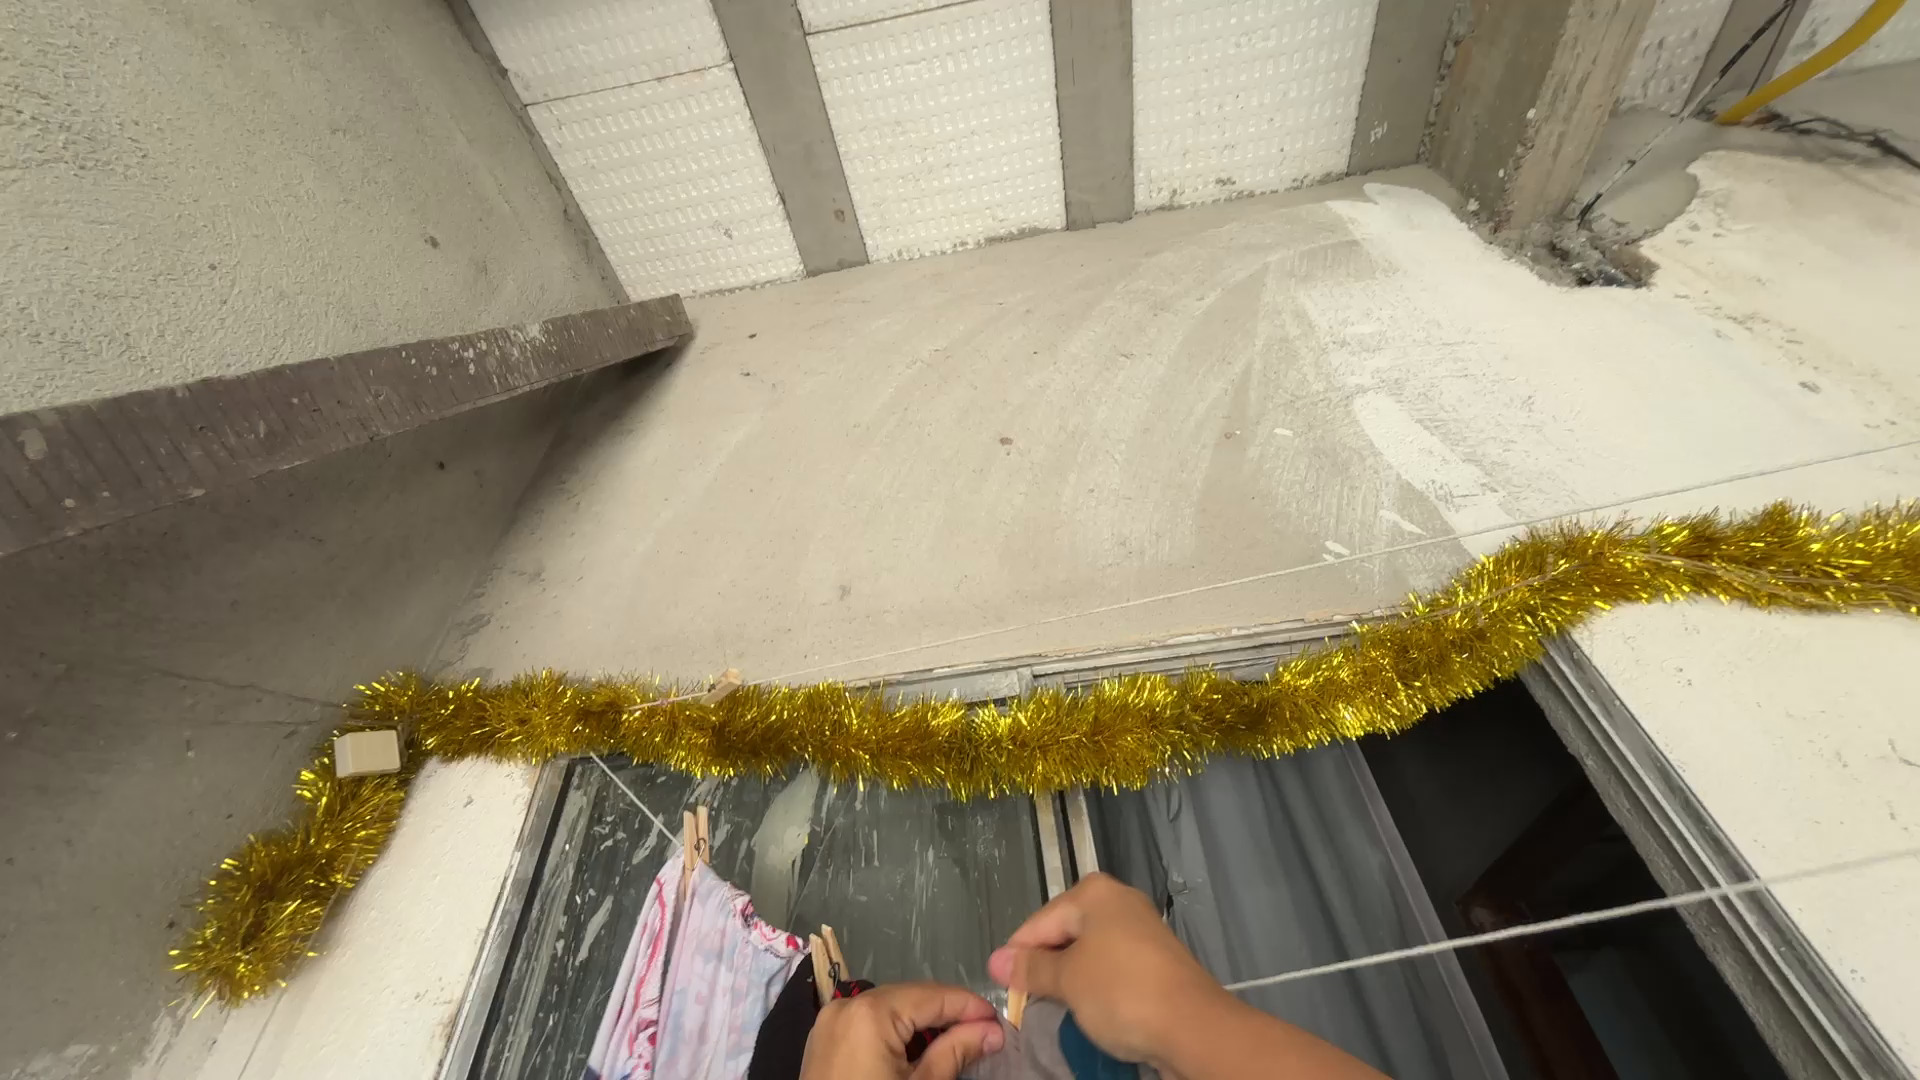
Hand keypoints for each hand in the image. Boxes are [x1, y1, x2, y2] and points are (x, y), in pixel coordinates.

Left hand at [798, 981, 1004, 1079]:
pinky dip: (896, 1031)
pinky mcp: (825, 1039)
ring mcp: (831, 1021)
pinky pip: (869, 1022)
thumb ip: (956, 1052)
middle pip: (911, 997)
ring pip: (891, 1008)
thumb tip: (991, 1031)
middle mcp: (847, 1004)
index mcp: (871, 1011)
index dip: (969, 1005)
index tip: (999, 1019)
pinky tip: (920, 1048)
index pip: (932, 995)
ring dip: (924, 1022)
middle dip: (947, 1013)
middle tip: (984, 1031)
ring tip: (958, 1038)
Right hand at [987, 873, 1233, 1064]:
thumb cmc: (1122, 992)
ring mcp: (1140, 927)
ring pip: (1088, 950)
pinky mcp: (1156, 956)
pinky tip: (1092, 1007)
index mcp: (1093, 892)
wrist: (1194, 1027)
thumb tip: (996, 960)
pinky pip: (1112, 964)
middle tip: (1030, 1000)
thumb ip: (1030, 968)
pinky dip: (1098, 983)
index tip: (1005, 989)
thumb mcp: (1067, 980)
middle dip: (1046, 965)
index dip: (1018, 956)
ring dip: (1071, 977)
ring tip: (1060, 1006)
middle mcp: (1117, 899)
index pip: (1039, 922)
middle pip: (1064, 931)